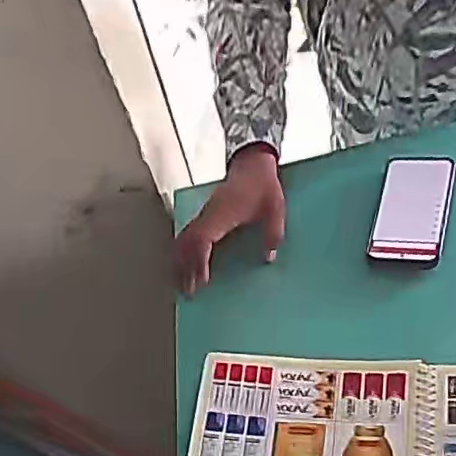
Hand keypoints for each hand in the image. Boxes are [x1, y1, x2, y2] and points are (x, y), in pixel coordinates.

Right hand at [174, 145, 284, 294]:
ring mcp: (205, 214)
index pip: (203, 239)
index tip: (201, 281)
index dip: (199, 261)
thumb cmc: (263, 185)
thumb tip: (268, 257)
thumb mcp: (275, 209)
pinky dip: (184, 251)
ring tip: (182, 284)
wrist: (253, 162)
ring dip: (181, 262)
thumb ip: (273, 233)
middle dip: (185, 269)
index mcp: (223, 213)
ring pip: (184, 239)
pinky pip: (188, 234)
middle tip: (187, 293)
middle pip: (187, 243)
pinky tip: (184, 265)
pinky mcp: (206, 215)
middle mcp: (209, 214)